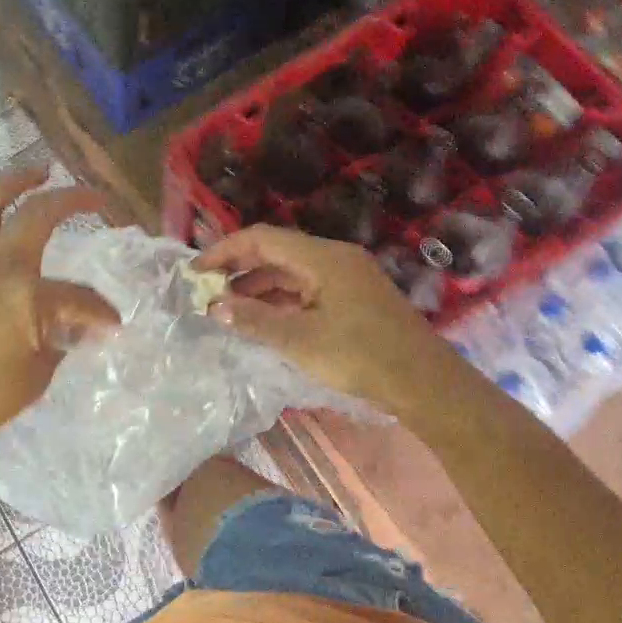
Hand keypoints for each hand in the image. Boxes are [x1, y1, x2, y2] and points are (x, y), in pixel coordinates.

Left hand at [0, 168, 118, 493]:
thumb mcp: (36, 375)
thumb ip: (60, 341)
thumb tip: (82, 328)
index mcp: (26, 292)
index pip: (78, 296)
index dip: (101, 310)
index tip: (113, 324)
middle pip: (36, 216)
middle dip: (70, 200)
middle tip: (90, 198)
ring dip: (12, 181)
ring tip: (35, 171)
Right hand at [192, 225, 469, 419]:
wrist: (426, 384)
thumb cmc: (361, 356)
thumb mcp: (299, 340)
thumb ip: (254, 319)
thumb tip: (213, 306)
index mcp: (322, 258)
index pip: (261, 238)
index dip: (224, 251)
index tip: (195, 272)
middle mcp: (334, 259)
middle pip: (275, 252)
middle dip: (237, 269)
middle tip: (205, 292)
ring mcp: (347, 278)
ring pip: (290, 272)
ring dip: (257, 287)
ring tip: (227, 309)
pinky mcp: (354, 298)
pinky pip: (306, 288)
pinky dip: (279, 300)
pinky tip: (262, 320)